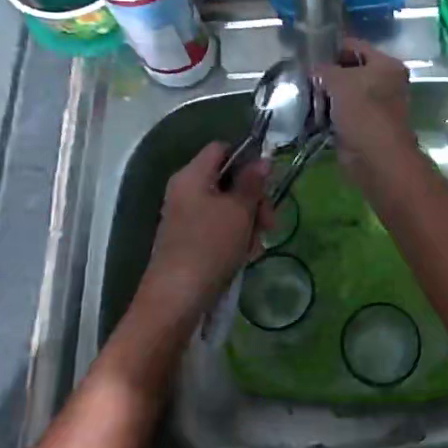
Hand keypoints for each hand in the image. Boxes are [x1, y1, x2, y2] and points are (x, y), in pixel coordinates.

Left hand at [144, 142, 269, 307]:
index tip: (267, 182)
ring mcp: (186, 218)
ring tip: (256, 246)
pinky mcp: (190, 241)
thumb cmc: (209, 246)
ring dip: (248, 223)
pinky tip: (246, 257)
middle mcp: (186, 191)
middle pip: (228, 180)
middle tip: (270, 222)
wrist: (177, 297)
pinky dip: (235, 239)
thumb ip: (252, 183)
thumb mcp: (238, 211)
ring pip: (227, 208)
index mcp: (192, 176)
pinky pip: (219, 229)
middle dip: (254, 200)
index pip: (222, 149)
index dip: (247, 159)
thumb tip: (262, 161)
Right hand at [317, 38, 417, 181]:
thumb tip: (314, 69)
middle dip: (328, 74)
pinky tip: (311, 114)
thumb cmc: (362, 111)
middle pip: (351, 70)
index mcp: (387, 65)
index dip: (331, 48)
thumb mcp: (339, 81)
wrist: (375, 157)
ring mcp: (377, 106)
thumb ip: (324, 69)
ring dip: (326, 96)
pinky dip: (329, 114)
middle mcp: (386, 82)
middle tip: (304, 76)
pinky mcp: (366, 126)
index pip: (355, 46)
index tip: (308, 54)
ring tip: (304, 95)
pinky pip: (343, 113)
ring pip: (345, 93)